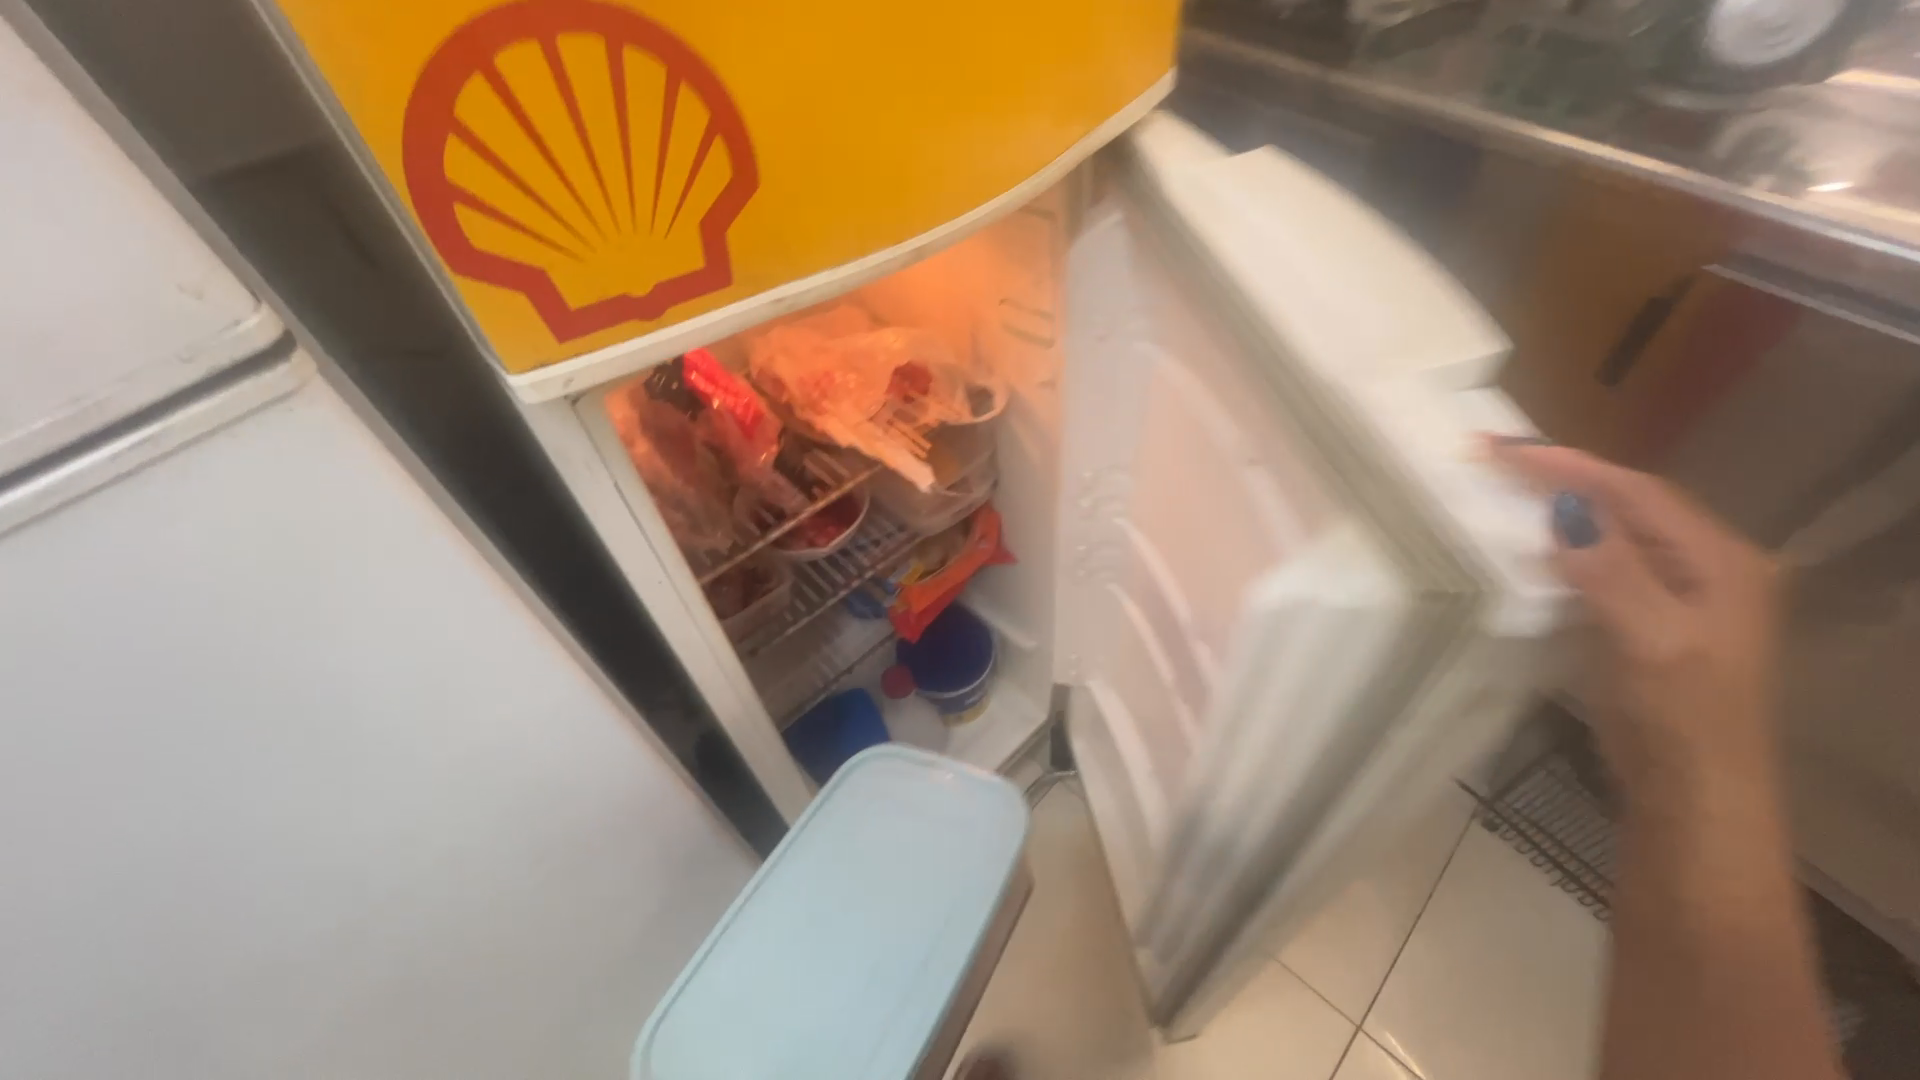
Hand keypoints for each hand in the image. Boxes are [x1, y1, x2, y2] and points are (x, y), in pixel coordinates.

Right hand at [1489, 440, 1783, 803]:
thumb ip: (1613, 571)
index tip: (1501, 449)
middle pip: (1628, 503)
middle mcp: (1705, 566)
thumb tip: (1567, 511)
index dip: (1569, 467)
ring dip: (1560, 505)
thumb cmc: (1679, 715)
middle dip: (1563, 476)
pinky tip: (1530, 542)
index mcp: (1720, 562)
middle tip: (1495, 456)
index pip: (1636, 493)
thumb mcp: (1651, 640)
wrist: (1691, 790)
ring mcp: (1676, 593)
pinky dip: (1562, 542)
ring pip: (1613, 529)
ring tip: (1505, 486)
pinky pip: (1600, 562)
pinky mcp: (1645, 617)